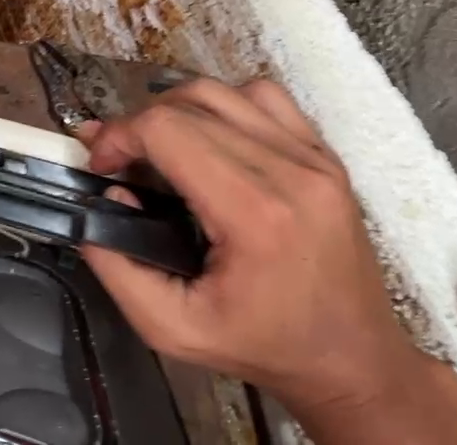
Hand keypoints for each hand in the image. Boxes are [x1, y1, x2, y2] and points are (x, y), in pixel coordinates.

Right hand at [77, 79, 456, 442]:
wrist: (356, 363)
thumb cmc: (263, 346)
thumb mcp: (171, 327)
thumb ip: (117, 266)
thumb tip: (107, 197)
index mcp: (256, 214)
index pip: (165, 129)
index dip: (117, 136)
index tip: (100, 167)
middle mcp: (291, 172)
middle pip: (184, 104)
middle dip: (134, 125)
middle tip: (118, 162)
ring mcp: (315, 158)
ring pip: (218, 92)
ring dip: (172, 109)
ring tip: (158, 148)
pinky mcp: (326, 155)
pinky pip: (260, 97)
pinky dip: (221, 105)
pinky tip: (209, 137)